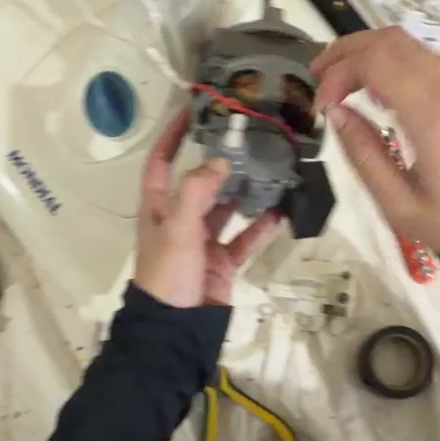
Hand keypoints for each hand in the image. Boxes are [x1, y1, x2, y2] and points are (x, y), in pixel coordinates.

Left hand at [134, 107, 283, 308]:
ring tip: (272, 169)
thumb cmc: (169, 273)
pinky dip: (261, 226)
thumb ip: (197, 191)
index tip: (192, 109)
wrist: (177, 330)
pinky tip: (282, 209)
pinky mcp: (222, 263)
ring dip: (246, 192)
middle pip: (200, 183)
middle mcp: (179, 221)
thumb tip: (221, 161)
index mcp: (157, 208)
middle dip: (221, 162)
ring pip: (227, 209)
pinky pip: (245, 239)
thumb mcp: (177, 227)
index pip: (161, 162)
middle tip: (250, 139)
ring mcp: (202, 243)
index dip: (172, 135)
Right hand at [312, 27, 439, 253]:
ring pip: (408, 42)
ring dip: (368, 52)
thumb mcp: (398, 203)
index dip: (337, 74)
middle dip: (346, 50)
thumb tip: (335, 113)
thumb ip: (364, 154)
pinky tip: (374, 88)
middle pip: (390, 39)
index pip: (374, 62)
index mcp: (430, 114)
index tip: (320, 107)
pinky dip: (391, 61)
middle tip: (317, 76)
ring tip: (339, 79)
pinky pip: (424, 58)